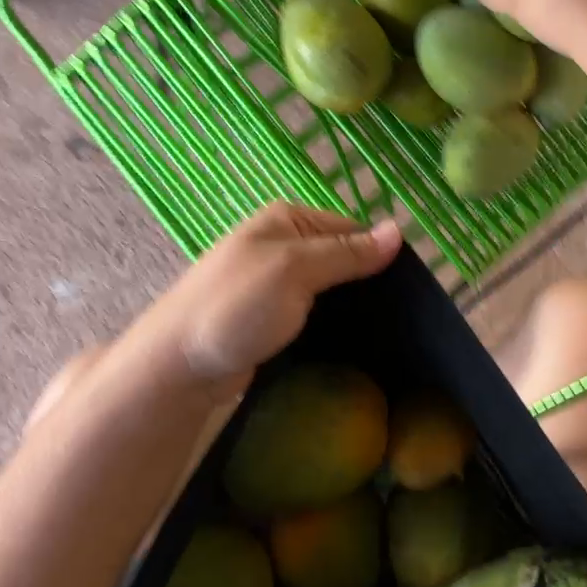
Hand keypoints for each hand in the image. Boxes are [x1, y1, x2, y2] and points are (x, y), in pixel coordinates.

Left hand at [134, 204, 402, 393]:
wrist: (178, 366)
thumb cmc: (235, 307)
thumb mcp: (296, 269)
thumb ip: (347, 252)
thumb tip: (399, 229)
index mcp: (286, 220)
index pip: (351, 229)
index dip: (379, 255)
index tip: (408, 291)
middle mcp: (281, 246)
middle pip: (341, 259)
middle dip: (367, 284)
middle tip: (402, 318)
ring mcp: (273, 285)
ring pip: (329, 291)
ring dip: (351, 310)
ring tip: (386, 335)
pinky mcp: (270, 320)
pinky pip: (313, 315)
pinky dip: (331, 327)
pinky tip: (351, 346)